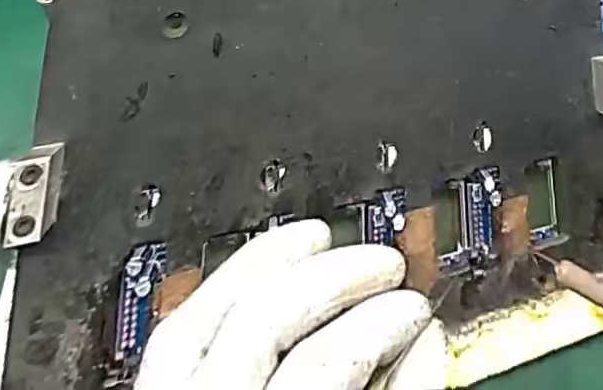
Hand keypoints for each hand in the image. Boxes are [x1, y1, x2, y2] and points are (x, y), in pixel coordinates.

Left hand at [134, 219, 440, 389]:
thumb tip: (426, 341)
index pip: (320, 366)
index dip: (381, 325)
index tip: (415, 312)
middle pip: (260, 321)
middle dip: (336, 277)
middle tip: (385, 266)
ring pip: (196, 321)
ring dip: (266, 263)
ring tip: (318, 237)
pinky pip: (176, 338)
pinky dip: (222, 293)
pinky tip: (263, 272)